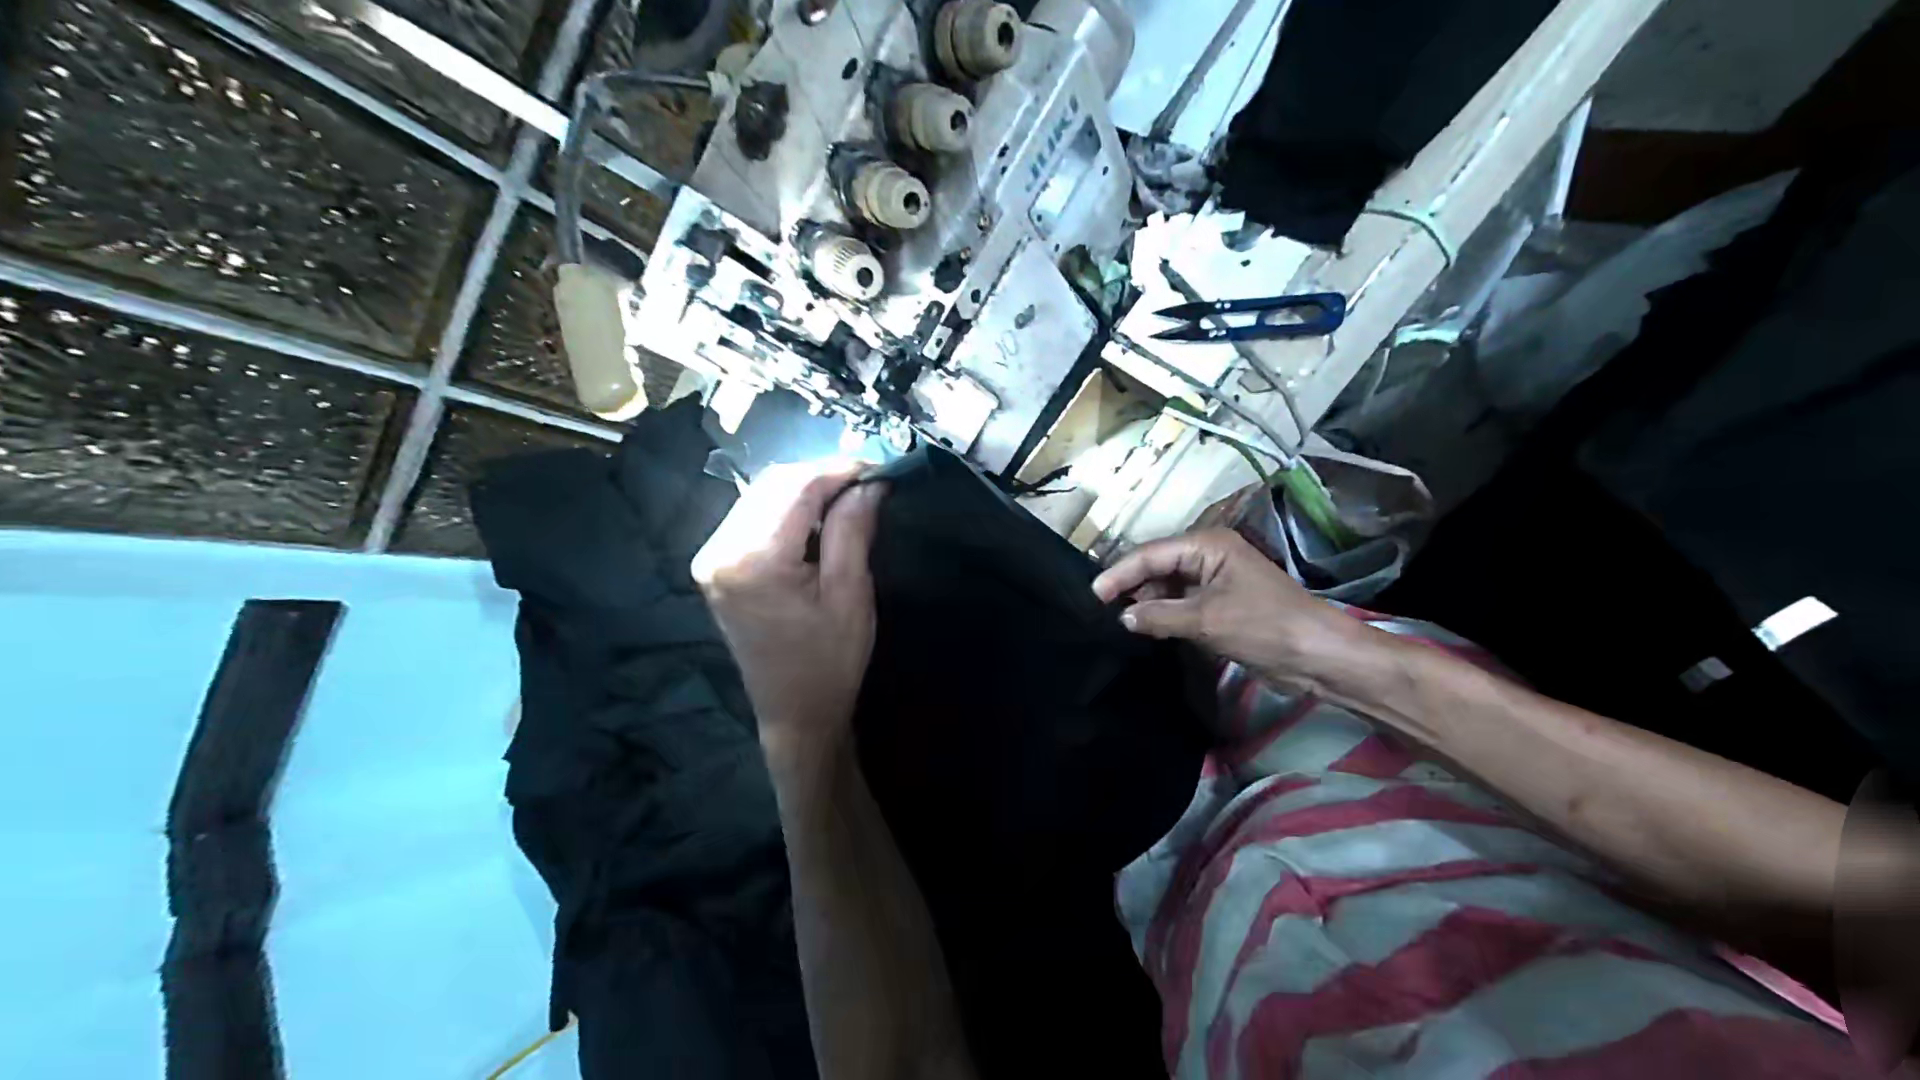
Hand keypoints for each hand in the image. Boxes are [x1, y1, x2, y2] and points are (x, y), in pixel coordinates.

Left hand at [693, 461, 885, 754]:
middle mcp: (719, 551)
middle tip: (865, 483)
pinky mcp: (715, 566)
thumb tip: (868, 483)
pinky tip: (815, 518)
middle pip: (773, 484)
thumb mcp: (850, 593)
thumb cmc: (829, 660)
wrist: (795, 713)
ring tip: (846, 499)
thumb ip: (852, 529)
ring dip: (804, 490)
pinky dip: (786, 508)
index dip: (838, 471)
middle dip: (821, 476)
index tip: (877, 469)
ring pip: (760, 495)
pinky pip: (752, 516)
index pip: (796, 488)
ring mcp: (711, 558)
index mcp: (752, 560)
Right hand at [1091, 528, 1367, 689]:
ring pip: (1166, 585)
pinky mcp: (1218, 602)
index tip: (1093, 596)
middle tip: (1100, 610)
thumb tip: (1122, 618)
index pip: (1150, 554)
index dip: (1119, 574)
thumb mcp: (1206, 621)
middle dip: (1130, 586)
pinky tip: (1144, 627)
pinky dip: (1162, 613)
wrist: (1317, 654)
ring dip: (1145, 602)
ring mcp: (1213, 579)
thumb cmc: (1264, 626)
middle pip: (1156, 566)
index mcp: (1207, 545)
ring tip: (1117, 621)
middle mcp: (1207, 555)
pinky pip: (1179, 602)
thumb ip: (1159, 616)